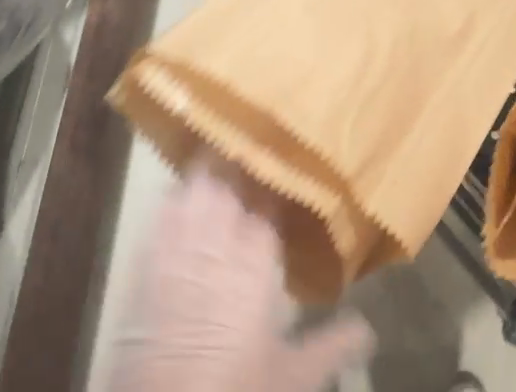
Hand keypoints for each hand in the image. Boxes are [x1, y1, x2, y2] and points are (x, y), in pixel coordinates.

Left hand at [110, 163, 373, 391]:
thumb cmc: (235, 384)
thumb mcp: (293, 373)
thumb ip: (332, 344)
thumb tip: (370, 330)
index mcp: (257, 262)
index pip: (269, 205)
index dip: (278, 184)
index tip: (290, 169)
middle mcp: (219, 246)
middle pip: (229, 185)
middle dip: (242, 163)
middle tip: (258, 148)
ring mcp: (178, 254)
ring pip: (195, 193)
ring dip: (208, 174)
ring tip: (224, 155)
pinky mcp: (145, 269)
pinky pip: (161, 217)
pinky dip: (174, 199)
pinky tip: (181, 192)